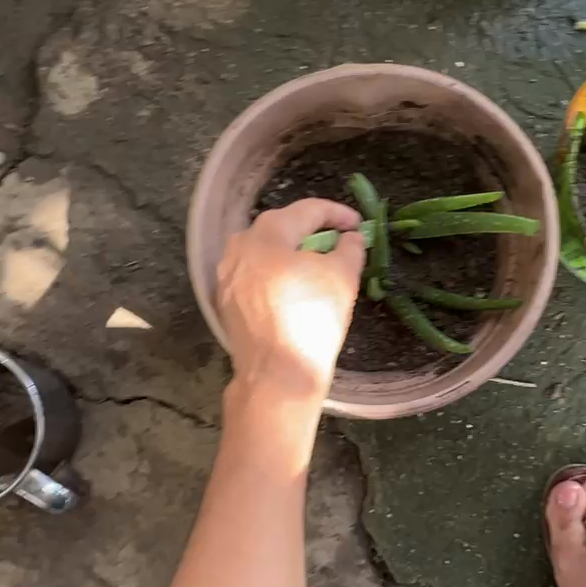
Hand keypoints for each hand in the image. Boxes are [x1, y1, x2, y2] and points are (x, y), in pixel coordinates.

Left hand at [216, 199, 365, 401]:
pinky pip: (256, 277)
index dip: (338, 214)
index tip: (359, 226)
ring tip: (317, 268)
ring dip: (293, 255)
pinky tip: (294, 292)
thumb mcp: (343, 277)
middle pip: (282, 228)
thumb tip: (350, 238)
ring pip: (266, 254)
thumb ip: (350, 248)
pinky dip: (277, 277)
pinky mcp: (226, 302)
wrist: (277, 375)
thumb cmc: (312, 319)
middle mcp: (240, 247)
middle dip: (313, 233)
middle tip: (339, 245)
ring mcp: (228, 276)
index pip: (308, 210)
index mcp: (267, 233)